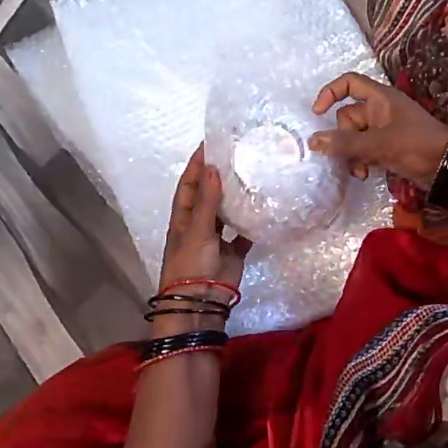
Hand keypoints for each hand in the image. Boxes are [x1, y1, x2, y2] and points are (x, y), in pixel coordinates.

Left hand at [157, 145, 249, 307]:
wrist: (200, 303)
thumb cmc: (191, 264)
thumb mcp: (197, 230)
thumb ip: (207, 201)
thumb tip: (213, 167)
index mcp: (183, 217)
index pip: (190, 184)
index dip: (197, 165)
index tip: (210, 144)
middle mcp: (199, 225)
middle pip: (209, 195)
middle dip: (219, 176)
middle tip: (238, 155)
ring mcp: (216, 239)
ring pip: (227, 213)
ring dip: (236, 197)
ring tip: (253, 175)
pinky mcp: (233, 253)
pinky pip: (243, 234)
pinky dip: (252, 223)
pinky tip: (265, 208)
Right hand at [308, 72, 447, 186]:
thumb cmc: (417, 145)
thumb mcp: (379, 143)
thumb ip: (346, 143)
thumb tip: (314, 141)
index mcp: (380, 99)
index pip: (350, 83)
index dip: (330, 93)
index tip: (317, 113)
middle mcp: (380, 111)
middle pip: (348, 117)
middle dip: (344, 138)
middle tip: (349, 155)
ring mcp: (383, 130)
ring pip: (354, 138)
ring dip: (351, 154)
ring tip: (359, 171)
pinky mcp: (387, 148)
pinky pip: (364, 150)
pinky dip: (361, 161)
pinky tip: (365, 174)